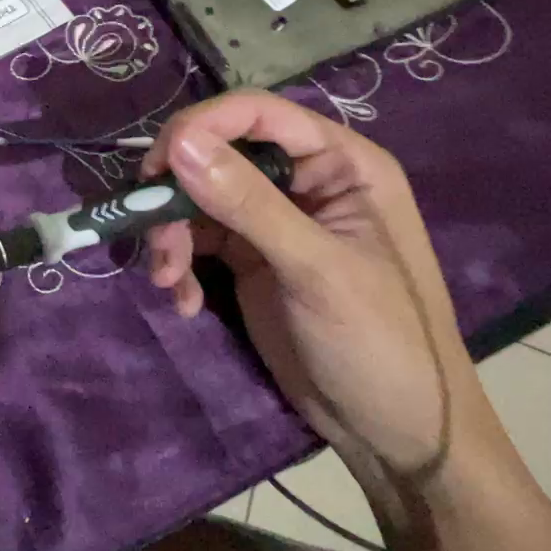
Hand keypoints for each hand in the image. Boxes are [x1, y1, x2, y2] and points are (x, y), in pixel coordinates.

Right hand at [140, 92, 483, 476]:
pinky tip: (185, 300)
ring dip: (171, 236)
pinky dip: (180, 264)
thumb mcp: (316, 270)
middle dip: (176, 195)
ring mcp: (271, 218)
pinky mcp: (247, 255)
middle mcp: (303, 179)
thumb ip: (247, 202)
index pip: (256, 113)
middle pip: (214, 153)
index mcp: (340, 163)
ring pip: (195, 197)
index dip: (201, 127)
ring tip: (169, 281)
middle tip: (154, 236)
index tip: (156, 167)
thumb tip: (177, 141)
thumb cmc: (382, 344)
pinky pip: (194, 238)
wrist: (396, 437)